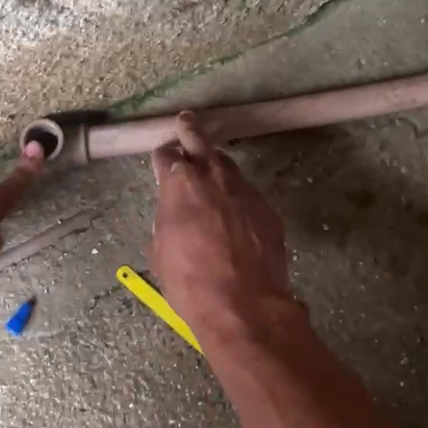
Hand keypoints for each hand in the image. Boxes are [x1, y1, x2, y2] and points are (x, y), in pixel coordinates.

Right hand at [147, 112, 295, 338]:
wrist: (244, 306)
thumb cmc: (190, 282)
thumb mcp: (161, 250)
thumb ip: (167, 218)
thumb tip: (173, 210)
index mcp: (180, 184)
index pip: (166, 156)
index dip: (162, 158)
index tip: (161, 160)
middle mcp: (213, 177)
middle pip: (200, 142)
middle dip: (190, 131)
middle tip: (186, 121)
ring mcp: (244, 190)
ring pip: (227, 166)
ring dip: (216, 164)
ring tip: (211, 165)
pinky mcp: (266, 209)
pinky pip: (247, 194)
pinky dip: (237, 196)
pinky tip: (235, 212)